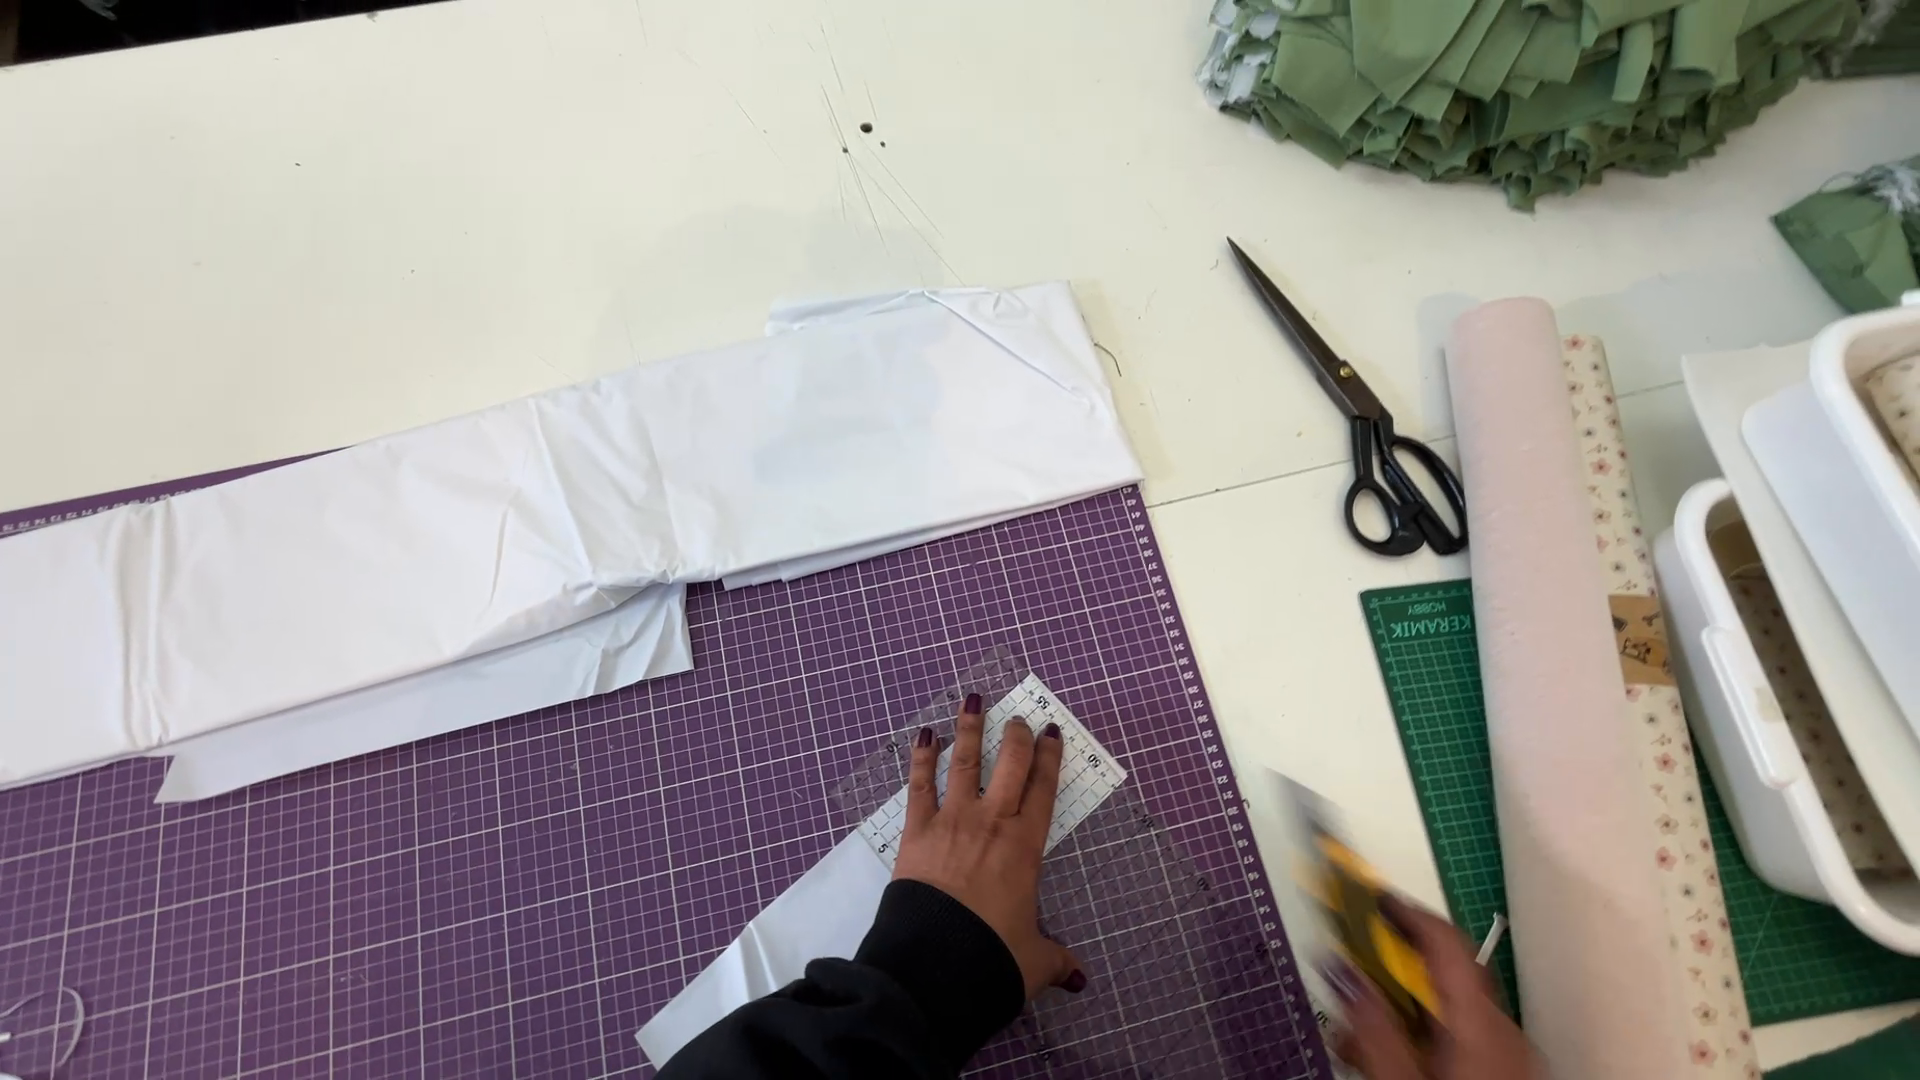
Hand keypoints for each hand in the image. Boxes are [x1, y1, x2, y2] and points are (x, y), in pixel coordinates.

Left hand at [892, 693, 1086, 999]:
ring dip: (969, 729)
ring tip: (972, 700)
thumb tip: (1080, 980)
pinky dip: (921, 757)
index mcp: (1025, 847)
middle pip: (1009, 765)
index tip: (1051, 732)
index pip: (1043, 790)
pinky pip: (920, 785)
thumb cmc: (990, 960)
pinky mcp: (918, 829)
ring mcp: (953, 820)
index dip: (1049, 758)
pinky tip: (924, 734)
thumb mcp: (1033, 962)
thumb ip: (1057, 960)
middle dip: (1015, 736)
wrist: (933, 967)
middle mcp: (992, 822)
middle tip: (1018, 718)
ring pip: (965, 763)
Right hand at [1329, 896, 1536, 1079]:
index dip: (1403, 910)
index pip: (1445, 942)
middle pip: (1442, 974)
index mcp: (1482, 1028)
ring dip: (1398, 1007)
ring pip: (1447, 1009)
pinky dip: (1421, 1034)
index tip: (1362, 894)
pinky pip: (1461, 1038)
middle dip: (1386, 969)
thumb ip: (1369, 1026)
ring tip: (1357, 1041)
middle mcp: (1506, 1036)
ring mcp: (1514, 1063)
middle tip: (1343, 979)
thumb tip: (1339, 965)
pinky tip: (1391, 1062)